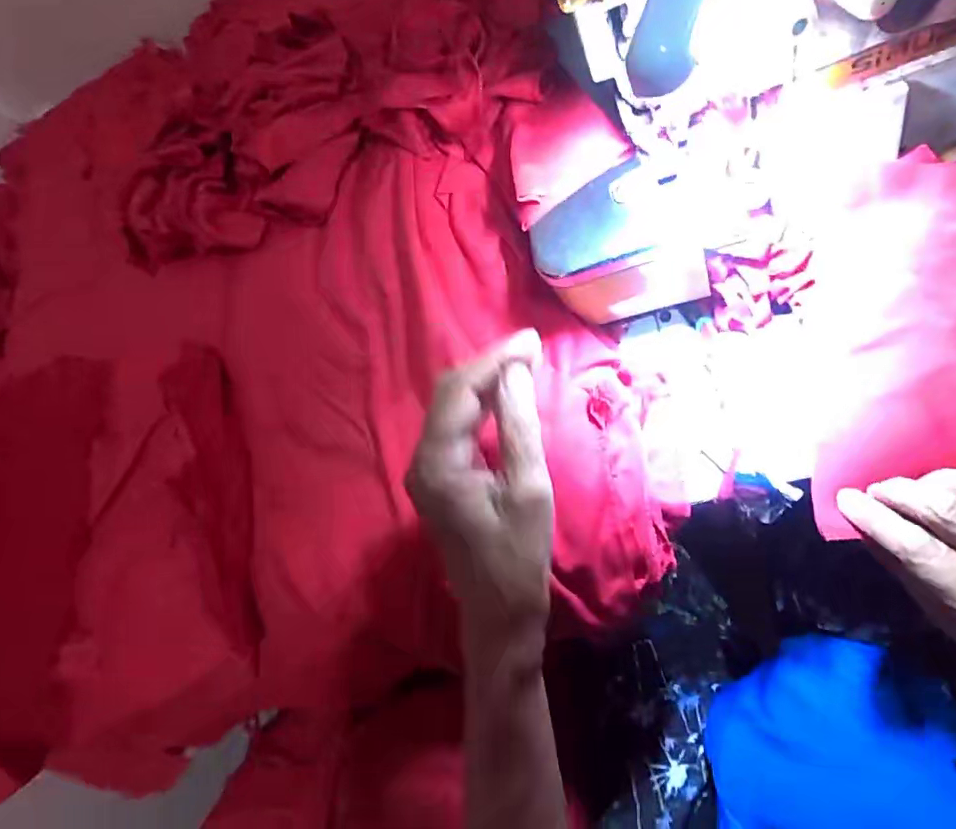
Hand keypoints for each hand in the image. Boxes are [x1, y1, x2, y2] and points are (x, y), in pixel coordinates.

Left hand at [406, 330, 553, 644]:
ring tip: (525, 361)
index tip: (533, 341)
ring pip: (451, 405)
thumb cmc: (519, 557)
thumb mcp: (529, 489)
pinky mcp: (437, 475)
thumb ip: (519, 426)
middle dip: (489, 364)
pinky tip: (505, 392)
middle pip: (450, 392)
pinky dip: (480, 403)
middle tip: (532, 348)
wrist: (498, 615)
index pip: (462, 391)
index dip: (496, 360)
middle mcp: (422, 460)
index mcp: (439, 464)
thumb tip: (517, 369)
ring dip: (485, 380)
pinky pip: (455, 424)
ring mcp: (426, 468)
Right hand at [836, 469, 955, 713]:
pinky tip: (950, 488)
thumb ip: (909, 573)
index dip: (881, 522)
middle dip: (902, 494)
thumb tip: (862, 527)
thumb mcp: (952, 627)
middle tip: (874, 491)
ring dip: (933, 481)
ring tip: (912, 489)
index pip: (927, 554)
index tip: (847, 499)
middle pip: (953, 514)